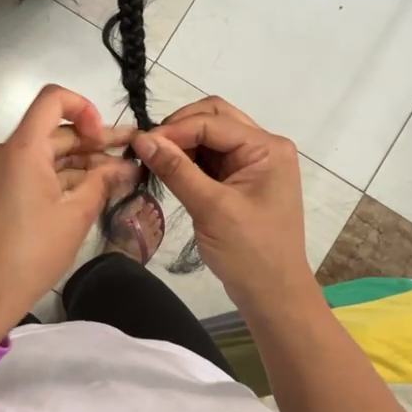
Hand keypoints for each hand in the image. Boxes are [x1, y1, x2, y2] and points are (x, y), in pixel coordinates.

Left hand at [0, 85, 137, 341]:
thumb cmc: (33, 251)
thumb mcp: (76, 214)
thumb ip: (103, 181)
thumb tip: (125, 166)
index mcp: (23, 147)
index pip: (54, 99)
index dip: (85, 109)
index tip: (103, 138)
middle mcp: (9, 151)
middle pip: (57, 129)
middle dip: (95, 141)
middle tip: (135, 153)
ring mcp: (5, 170)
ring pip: (51, 152)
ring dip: (85, 161)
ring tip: (125, 174)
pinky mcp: (6, 189)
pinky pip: (40, 170)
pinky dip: (67, 176)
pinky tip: (99, 187)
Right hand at [132, 96, 318, 316]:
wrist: (272, 293)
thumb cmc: (249, 251)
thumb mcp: (210, 208)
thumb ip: (176, 169)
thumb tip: (142, 138)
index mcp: (266, 148)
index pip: (212, 122)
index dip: (174, 129)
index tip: (139, 145)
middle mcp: (264, 147)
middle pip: (214, 118)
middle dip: (178, 128)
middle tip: (148, 149)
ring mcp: (254, 163)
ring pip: (210, 135)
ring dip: (181, 142)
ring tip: (153, 159)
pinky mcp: (241, 179)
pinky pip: (211, 156)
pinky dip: (188, 158)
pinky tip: (168, 170)